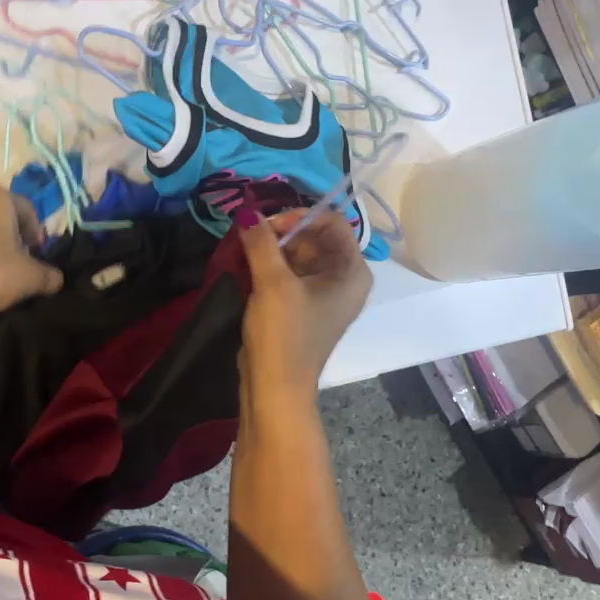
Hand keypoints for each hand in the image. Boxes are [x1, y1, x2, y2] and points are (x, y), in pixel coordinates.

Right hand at [237, 204, 372, 392]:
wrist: (275, 386)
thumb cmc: (283, 334)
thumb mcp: (272, 283)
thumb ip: (261, 243)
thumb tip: (247, 212)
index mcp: (352, 272)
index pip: (332, 223)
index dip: (299, 217)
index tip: (265, 227)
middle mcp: (345, 280)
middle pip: (315, 238)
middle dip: (282, 235)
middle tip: (250, 241)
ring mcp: (324, 295)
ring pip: (300, 256)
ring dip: (273, 251)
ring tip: (246, 255)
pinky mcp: (304, 307)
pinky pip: (291, 275)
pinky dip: (271, 268)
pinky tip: (249, 270)